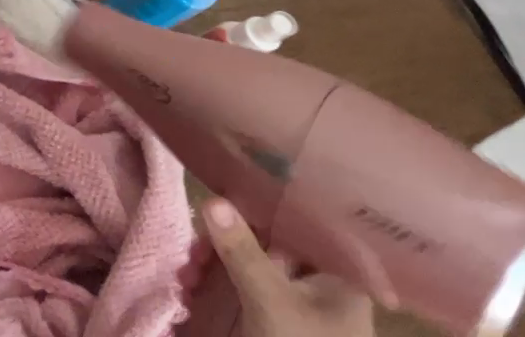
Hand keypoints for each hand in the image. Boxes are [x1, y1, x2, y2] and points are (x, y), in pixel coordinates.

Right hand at [197, 198, 374, 336]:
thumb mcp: (268, 302)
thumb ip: (242, 251)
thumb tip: (214, 199)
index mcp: (338, 276)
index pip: (296, 223)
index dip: (254, 210)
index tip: (215, 208)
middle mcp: (321, 287)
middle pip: (265, 245)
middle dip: (222, 245)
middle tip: (192, 255)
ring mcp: (299, 309)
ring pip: (248, 267)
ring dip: (212, 267)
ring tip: (186, 279)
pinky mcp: (276, 327)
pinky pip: (242, 292)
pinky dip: (216, 289)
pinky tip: (191, 293)